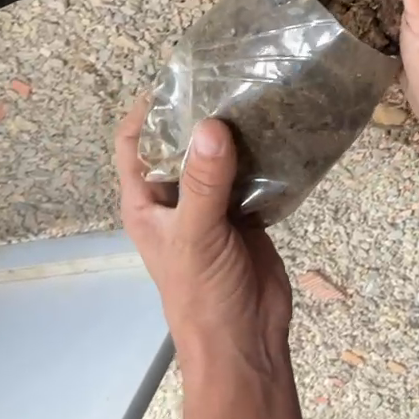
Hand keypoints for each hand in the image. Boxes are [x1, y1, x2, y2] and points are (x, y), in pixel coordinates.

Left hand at [115, 104, 290, 371]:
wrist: (246, 340)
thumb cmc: (203, 293)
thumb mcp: (197, 236)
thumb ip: (205, 183)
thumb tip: (211, 126)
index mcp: (148, 202)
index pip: (135, 144)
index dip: (147, 111)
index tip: (177, 79)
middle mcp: (178, 198)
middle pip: (183, 145)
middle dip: (200, 115)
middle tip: (231, 79)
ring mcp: (214, 206)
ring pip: (221, 159)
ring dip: (236, 134)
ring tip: (260, 97)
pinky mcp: (247, 215)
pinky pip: (253, 177)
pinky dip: (265, 158)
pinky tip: (283, 134)